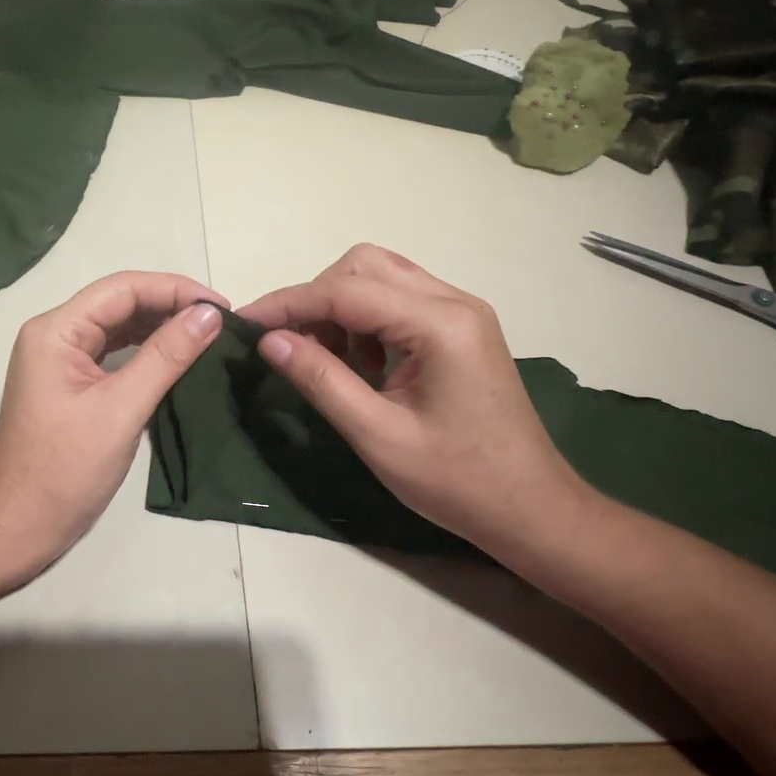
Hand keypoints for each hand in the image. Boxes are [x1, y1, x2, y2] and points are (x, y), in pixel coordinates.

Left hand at [0, 271, 226, 569]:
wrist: (18, 527)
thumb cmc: (65, 470)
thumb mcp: (122, 409)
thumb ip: (166, 356)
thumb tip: (209, 314)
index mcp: (56, 331)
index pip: (122, 288)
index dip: (175, 289)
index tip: (223, 307)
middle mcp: (54, 335)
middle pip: (119, 302)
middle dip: (170, 305)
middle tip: (222, 322)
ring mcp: (59, 360)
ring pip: (117, 327)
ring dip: (160, 327)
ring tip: (208, 336)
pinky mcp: (68, 384)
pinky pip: (112, 353)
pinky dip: (146, 352)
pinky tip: (177, 357)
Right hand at [237, 244, 587, 549]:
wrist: (530, 509)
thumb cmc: (456, 481)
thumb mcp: (377, 435)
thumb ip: (321, 380)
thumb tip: (269, 340)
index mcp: (440, 325)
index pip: (346, 291)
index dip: (289, 303)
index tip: (245, 323)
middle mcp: (454, 302)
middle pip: (364, 266)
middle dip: (315, 299)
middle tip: (286, 344)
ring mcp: (461, 312)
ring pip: (380, 278)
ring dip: (339, 309)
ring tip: (321, 360)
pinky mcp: (460, 328)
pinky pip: (398, 301)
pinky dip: (364, 321)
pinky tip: (358, 366)